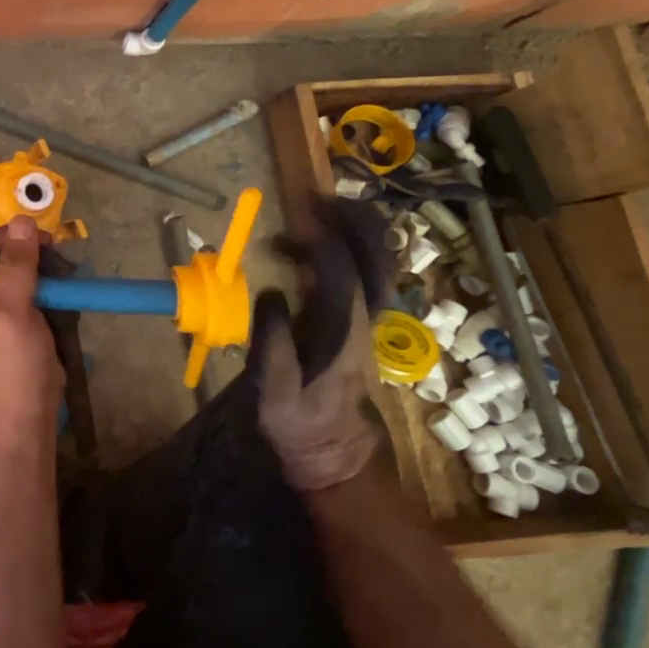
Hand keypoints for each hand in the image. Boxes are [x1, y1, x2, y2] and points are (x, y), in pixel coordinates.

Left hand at [0, 216, 61, 428]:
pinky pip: (38, 292)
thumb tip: (23, 220)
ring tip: (68, 276)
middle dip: (34, 255)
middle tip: (60, 258)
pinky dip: (54, 288)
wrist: (26, 413)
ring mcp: (1, 309)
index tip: (43, 239)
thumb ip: (16, 265)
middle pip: (5, 257)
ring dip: (48, 271)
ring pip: (26, 273)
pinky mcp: (24, 321)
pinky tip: (69, 291)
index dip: (10, 238)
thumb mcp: (9, 309)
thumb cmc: (10, 362)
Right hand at [252, 196, 394, 490]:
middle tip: (316, 197)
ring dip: (354, 229)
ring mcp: (367, 319)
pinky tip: (310, 244)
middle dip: (353, 221)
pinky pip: (364, 271)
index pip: (343, 276)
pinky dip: (347, 246)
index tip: (290, 226)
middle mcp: (366, 320)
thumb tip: (270, 295)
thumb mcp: (276, 392)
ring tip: (314, 210)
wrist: (331, 449)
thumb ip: (274, 345)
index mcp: (345, 334)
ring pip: (378, 262)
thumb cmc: (298, 422)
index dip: (321, 245)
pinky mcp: (359, 320)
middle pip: (377, 259)